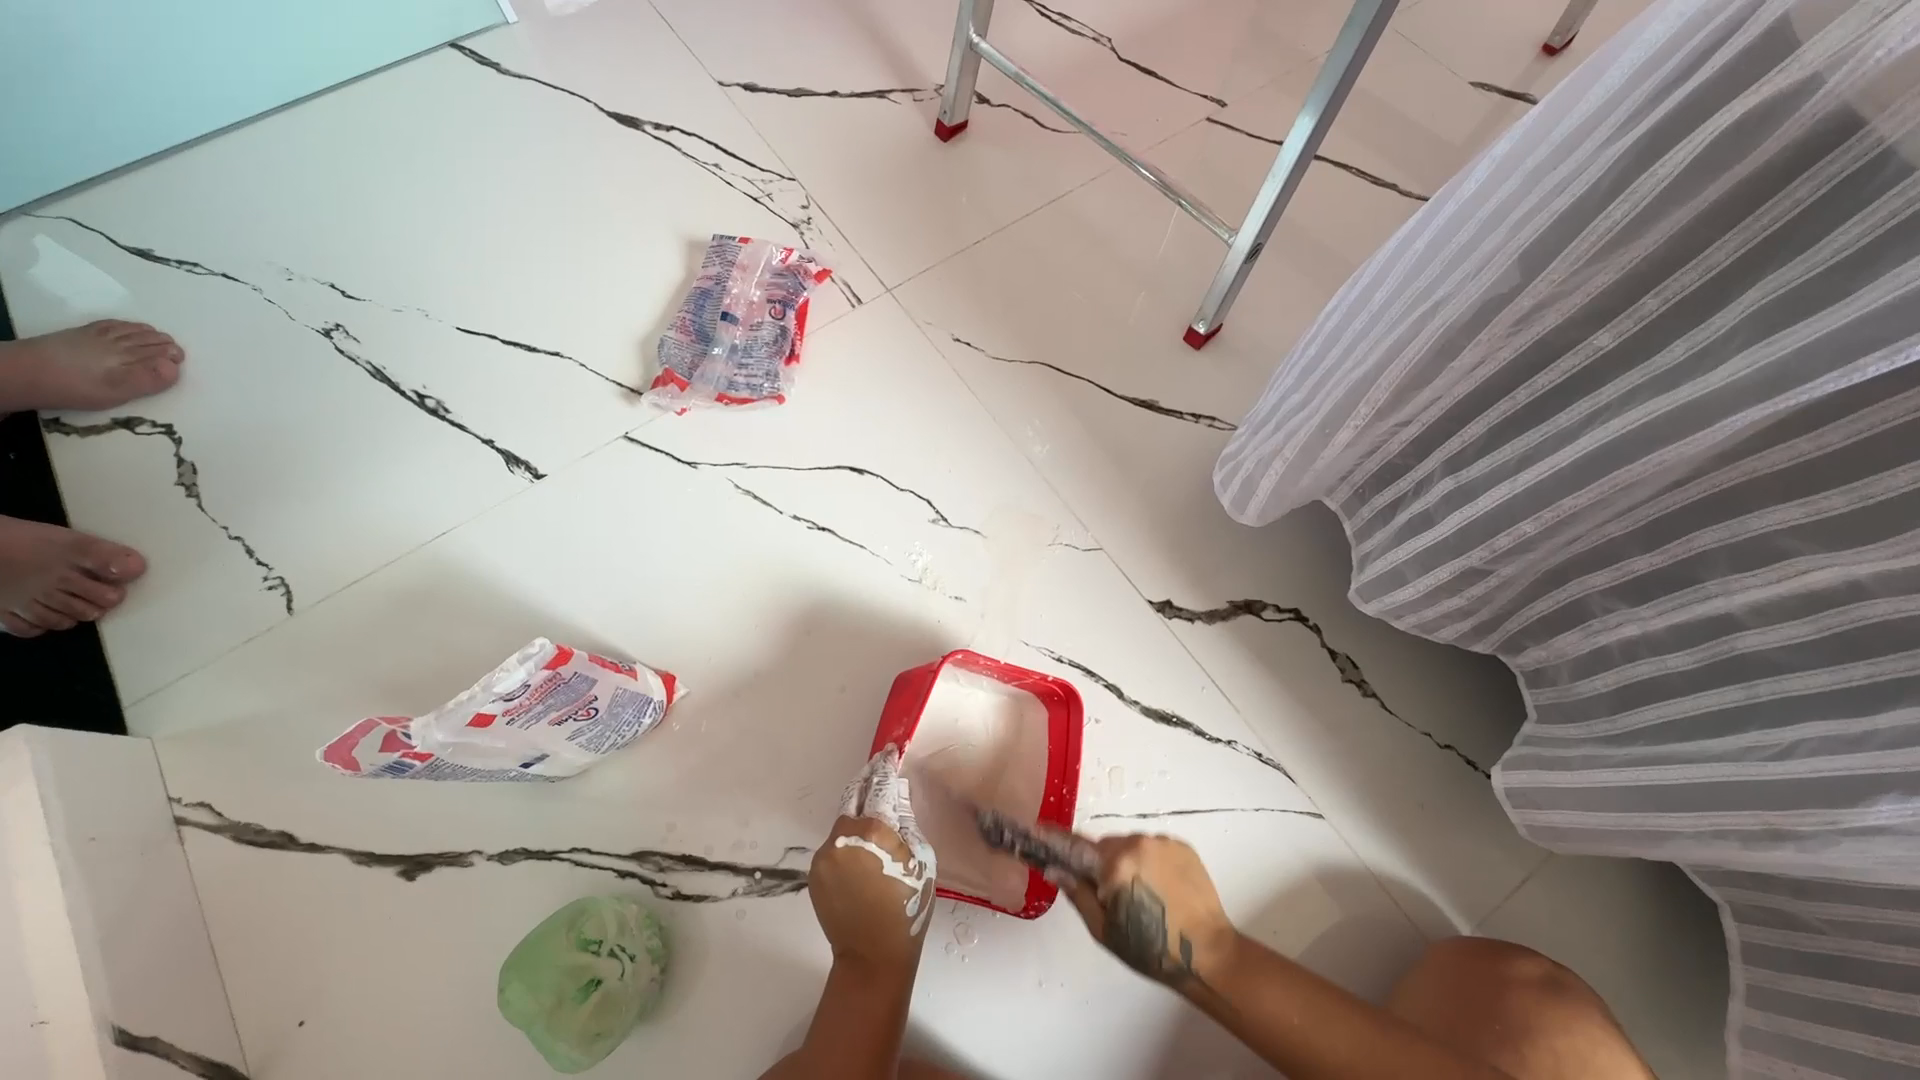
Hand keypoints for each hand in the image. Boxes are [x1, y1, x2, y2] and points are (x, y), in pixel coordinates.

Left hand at [808, 746, 938, 976]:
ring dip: (857, 818)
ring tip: (876, 824)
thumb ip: (905, 822)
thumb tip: (895, 795)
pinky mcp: (816, 873)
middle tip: (878, 771)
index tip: (889, 752)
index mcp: (872, 832)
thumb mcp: (921, 859)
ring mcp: (825, 856)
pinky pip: (834, 847)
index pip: (879, 788)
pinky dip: (848, 843)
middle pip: (854, 800)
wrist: (873, 956)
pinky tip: (863, 855)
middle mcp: (842, 838)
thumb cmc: (908, 908)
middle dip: (867, 785)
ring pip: (843, 824)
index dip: (884, 768)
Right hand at [1060, 833, 1237, 989]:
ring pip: (1130, 846)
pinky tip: (1160, 888)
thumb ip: (1077, 893)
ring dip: (1127, 862)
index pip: (1075, 844)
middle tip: (1110, 896)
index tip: (1037, 831)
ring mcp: (1163, 842)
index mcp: (1116, 864)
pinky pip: (1153, 847)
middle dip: (1101, 864)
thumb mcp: (1104, 929)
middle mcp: (1138, 843)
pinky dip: (1150, 862)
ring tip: (1141, 895)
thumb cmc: (1150, 949)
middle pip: (1105, 846)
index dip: (1055, 840)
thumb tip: (1053, 868)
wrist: (1208, 953)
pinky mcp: (1183, 846)